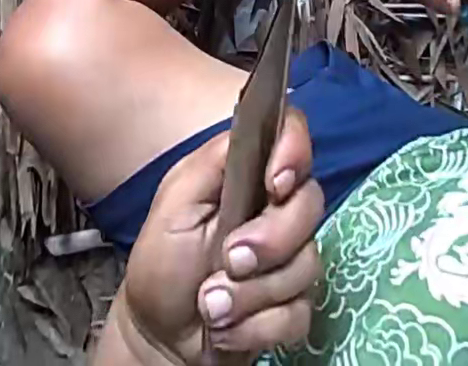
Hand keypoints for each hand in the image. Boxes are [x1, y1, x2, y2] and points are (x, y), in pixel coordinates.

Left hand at [108, 108, 322, 363]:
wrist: (158, 334)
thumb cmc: (162, 257)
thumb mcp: (176, 199)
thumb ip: (214, 160)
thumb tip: (254, 133)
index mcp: (249, 170)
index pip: (292, 132)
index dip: (295, 151)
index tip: (275, 185)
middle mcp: (276, 204)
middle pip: (309, 202)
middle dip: (270, 239)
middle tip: (228, 260)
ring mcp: (289, 254)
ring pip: (308, 262)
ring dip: (253, 292)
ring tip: (211, 303)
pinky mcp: (293, 303)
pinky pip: (299, 312)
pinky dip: (258, 325)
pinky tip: (227, 327)